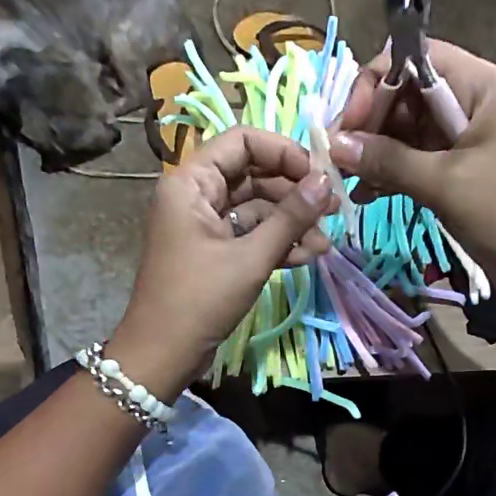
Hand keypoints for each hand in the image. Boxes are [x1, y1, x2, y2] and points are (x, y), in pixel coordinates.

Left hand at [109, 127, 337, 398]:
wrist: (163, 353)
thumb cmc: (200, 299)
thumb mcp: (250, 257)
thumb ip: (290, 218)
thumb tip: (325, 182)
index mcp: (191, 182)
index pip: (242, 141)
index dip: (283, 151)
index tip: (317, 174)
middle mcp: (196, 196)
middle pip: (253, 175)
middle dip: (294, 194)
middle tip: (332, 211)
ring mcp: (206, 225)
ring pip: (256, 209)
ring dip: (291, 224)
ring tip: (324, 245)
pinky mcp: (216, 252)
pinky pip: (251, 235)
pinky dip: (278, 243)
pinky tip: (308, 257)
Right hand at [331, 40, 495, 296]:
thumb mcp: (447, 183)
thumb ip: (389, 160)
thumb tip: (335, 144)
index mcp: (480, 87)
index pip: (415, 59)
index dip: (375, 85)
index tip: (349, 126)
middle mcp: (472, 104)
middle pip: (408, 95)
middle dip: (371, 124)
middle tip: (343, 160)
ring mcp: (468, 141)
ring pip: (409, 132)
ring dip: (378, 154)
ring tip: (351, 183)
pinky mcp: (463, 174)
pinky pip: (419, 162)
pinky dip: (394, 175)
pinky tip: (368, 196)